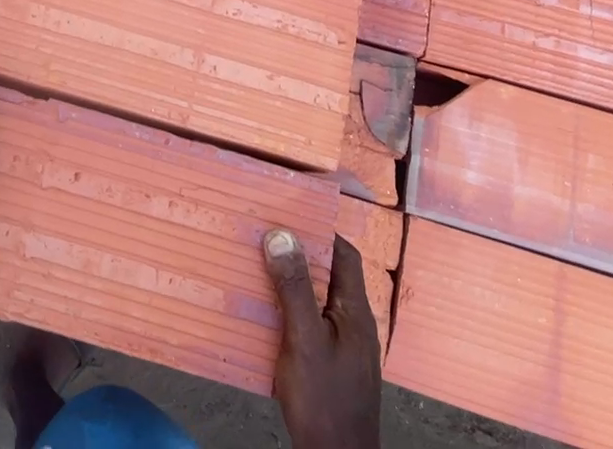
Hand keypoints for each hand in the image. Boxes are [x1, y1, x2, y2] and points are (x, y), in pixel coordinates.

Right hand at [264, 231, 381, 448]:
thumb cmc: (323, 397)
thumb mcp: (303, 338)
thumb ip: (294, 288)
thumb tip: (281, 234)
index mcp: (355, 311)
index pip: (346, 255)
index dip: (320, 231)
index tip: (287, 214)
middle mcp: (354, 323)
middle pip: (331, 275)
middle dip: (300, 253)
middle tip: (263, 236)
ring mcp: (344, 345)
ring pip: (318, 299)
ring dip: (292, 281)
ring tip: (256, 267)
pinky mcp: (330, 363)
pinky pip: (310, 321)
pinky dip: (289, 309)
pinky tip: (263, 312)